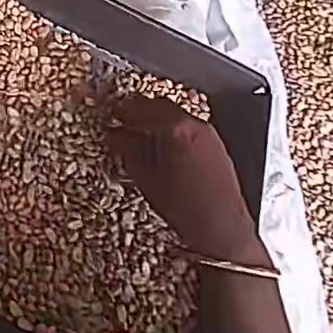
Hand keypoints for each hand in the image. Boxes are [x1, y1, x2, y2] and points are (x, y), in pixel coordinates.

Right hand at [109, 95, 264, 262]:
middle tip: (122, 121)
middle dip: (139, 111)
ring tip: (140, 135)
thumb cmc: (182, 206)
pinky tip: (162, 146)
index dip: (122, 110)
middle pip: (160, 105)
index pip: (141, 108)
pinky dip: (171, 129)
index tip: (111, 115)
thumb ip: (128, 148)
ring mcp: (207, 132)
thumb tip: (115, 134)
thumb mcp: (145, 176)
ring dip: (156, 120)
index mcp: (175, 127)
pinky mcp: (215, 144)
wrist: (221, 227)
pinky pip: (187, 127)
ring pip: (175, 115)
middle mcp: (194, 123)